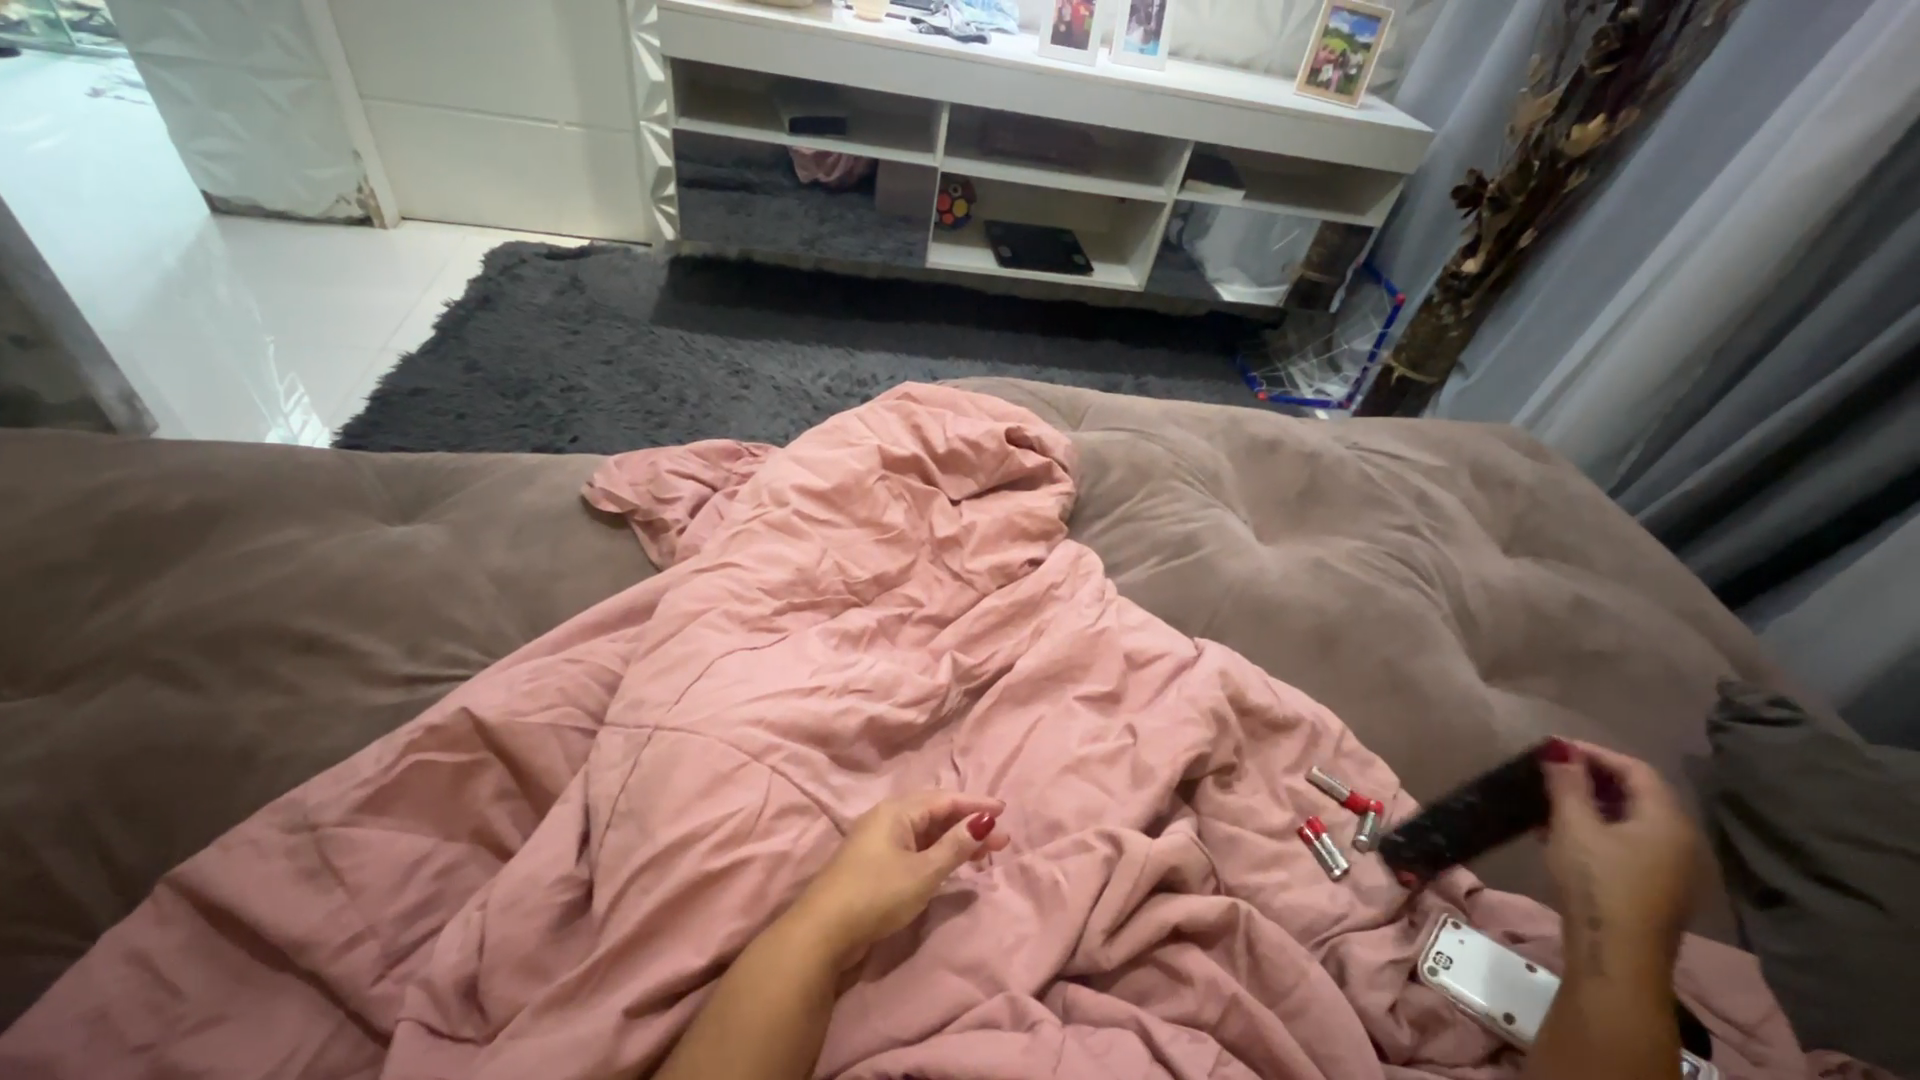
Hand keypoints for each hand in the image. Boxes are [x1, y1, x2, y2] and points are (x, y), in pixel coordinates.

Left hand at [786, 791, 1009, 970]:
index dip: (975, 804)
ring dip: (955, 841)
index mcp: (896, 811)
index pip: (944, 800)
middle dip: (969, 825)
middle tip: (1003, 841)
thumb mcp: (922, 871)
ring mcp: (879, 842)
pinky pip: (916, 848)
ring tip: (985, 854)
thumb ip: (955, 846)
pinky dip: (938, 853)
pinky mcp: (876, 865)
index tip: (1005, 811)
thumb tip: (983, 821)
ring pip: (926, 833)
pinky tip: (953, 865)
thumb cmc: (876, 895)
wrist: (823, 933)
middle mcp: (887, 819)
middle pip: (935, 814)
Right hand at [1540, 739, 1699, 980]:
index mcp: (1666, 819)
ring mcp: (1673, 866)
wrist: (1618, 957)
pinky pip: (1632, 842)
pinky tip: (1568, 836)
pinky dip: (1602, 829)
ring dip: (1594, 804)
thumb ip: (1567, 784)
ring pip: (1632, 820)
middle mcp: (1681, 838)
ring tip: (1553, 802)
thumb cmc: (1597, 883)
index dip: (1595, 753)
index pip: (1635, 769)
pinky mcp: (1659, 887)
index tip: (1554, 748)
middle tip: (1552, 772)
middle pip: (1638, 794)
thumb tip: (1558, 749)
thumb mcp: (1573, 827)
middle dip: (1594, 778)